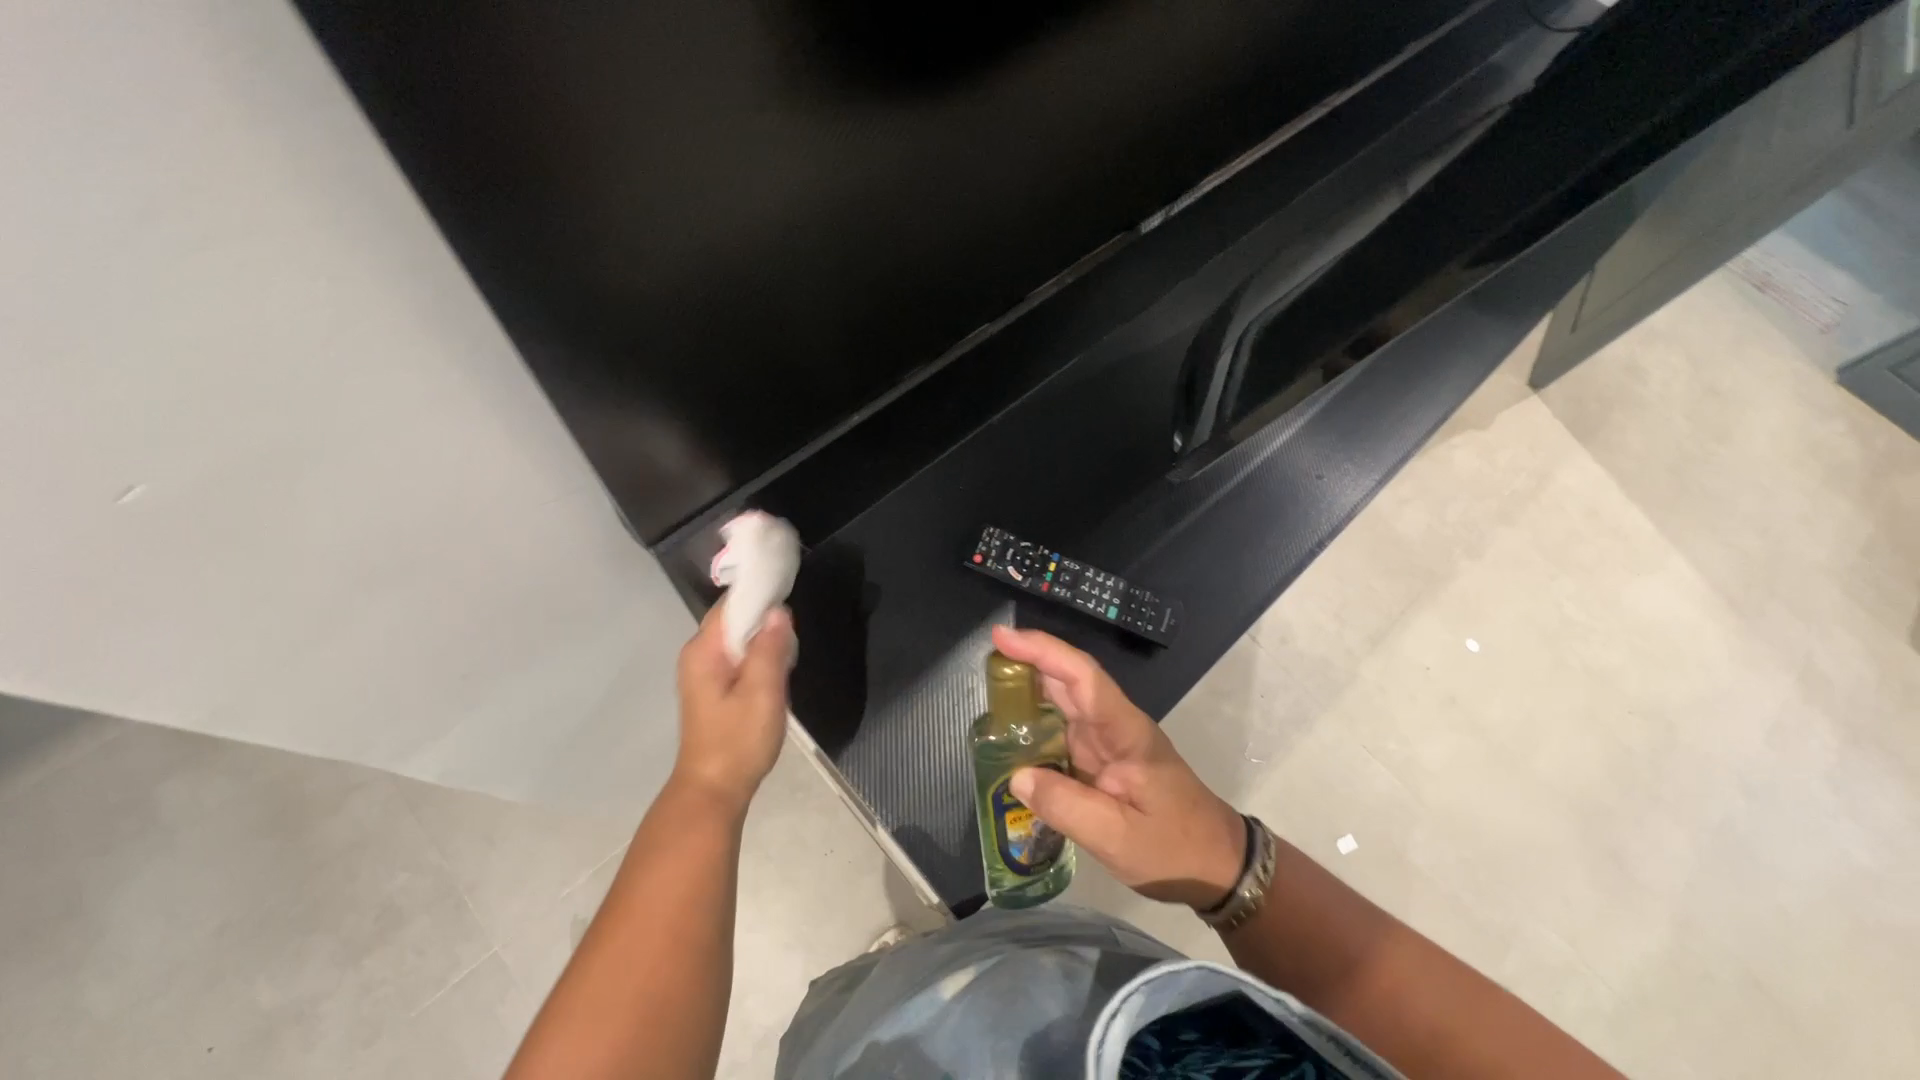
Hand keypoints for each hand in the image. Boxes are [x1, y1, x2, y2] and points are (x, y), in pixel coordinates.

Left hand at [673, 599, 795, 806]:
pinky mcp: (713, 691)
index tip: (789, 593)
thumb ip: (770, 649)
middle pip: (734, 621)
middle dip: (765, 621)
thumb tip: (777, 610)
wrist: (714, 790)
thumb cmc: (738, 741)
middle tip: (795, 634)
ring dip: (764, 642)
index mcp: (703, 651)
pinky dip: (758, 659)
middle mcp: (698, 656)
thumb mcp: (762, 692)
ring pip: (739, 641)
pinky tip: (776, 673)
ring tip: (790, 652)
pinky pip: (738, 660)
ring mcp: (703, 674)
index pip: (731, 605)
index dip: (759, 595)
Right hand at [994, 625, 1246, 909]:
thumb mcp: (1117, 838)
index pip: (1081, 678)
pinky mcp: (1105, 762)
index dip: (1043, 652)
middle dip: (1029, 661)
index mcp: (1125, 732)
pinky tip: (1012, 733)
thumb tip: (1017, 777)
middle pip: (1071, 681)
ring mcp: (1111, 743)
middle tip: (985, 661)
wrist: (1219, 865)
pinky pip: (1066, 732)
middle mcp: (1115, 728)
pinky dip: (1038, 724)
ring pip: (1066, 703)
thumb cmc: (1174, 849)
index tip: (1003, 637)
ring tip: (990, 690)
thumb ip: (1065, 806)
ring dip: (1031, 690)